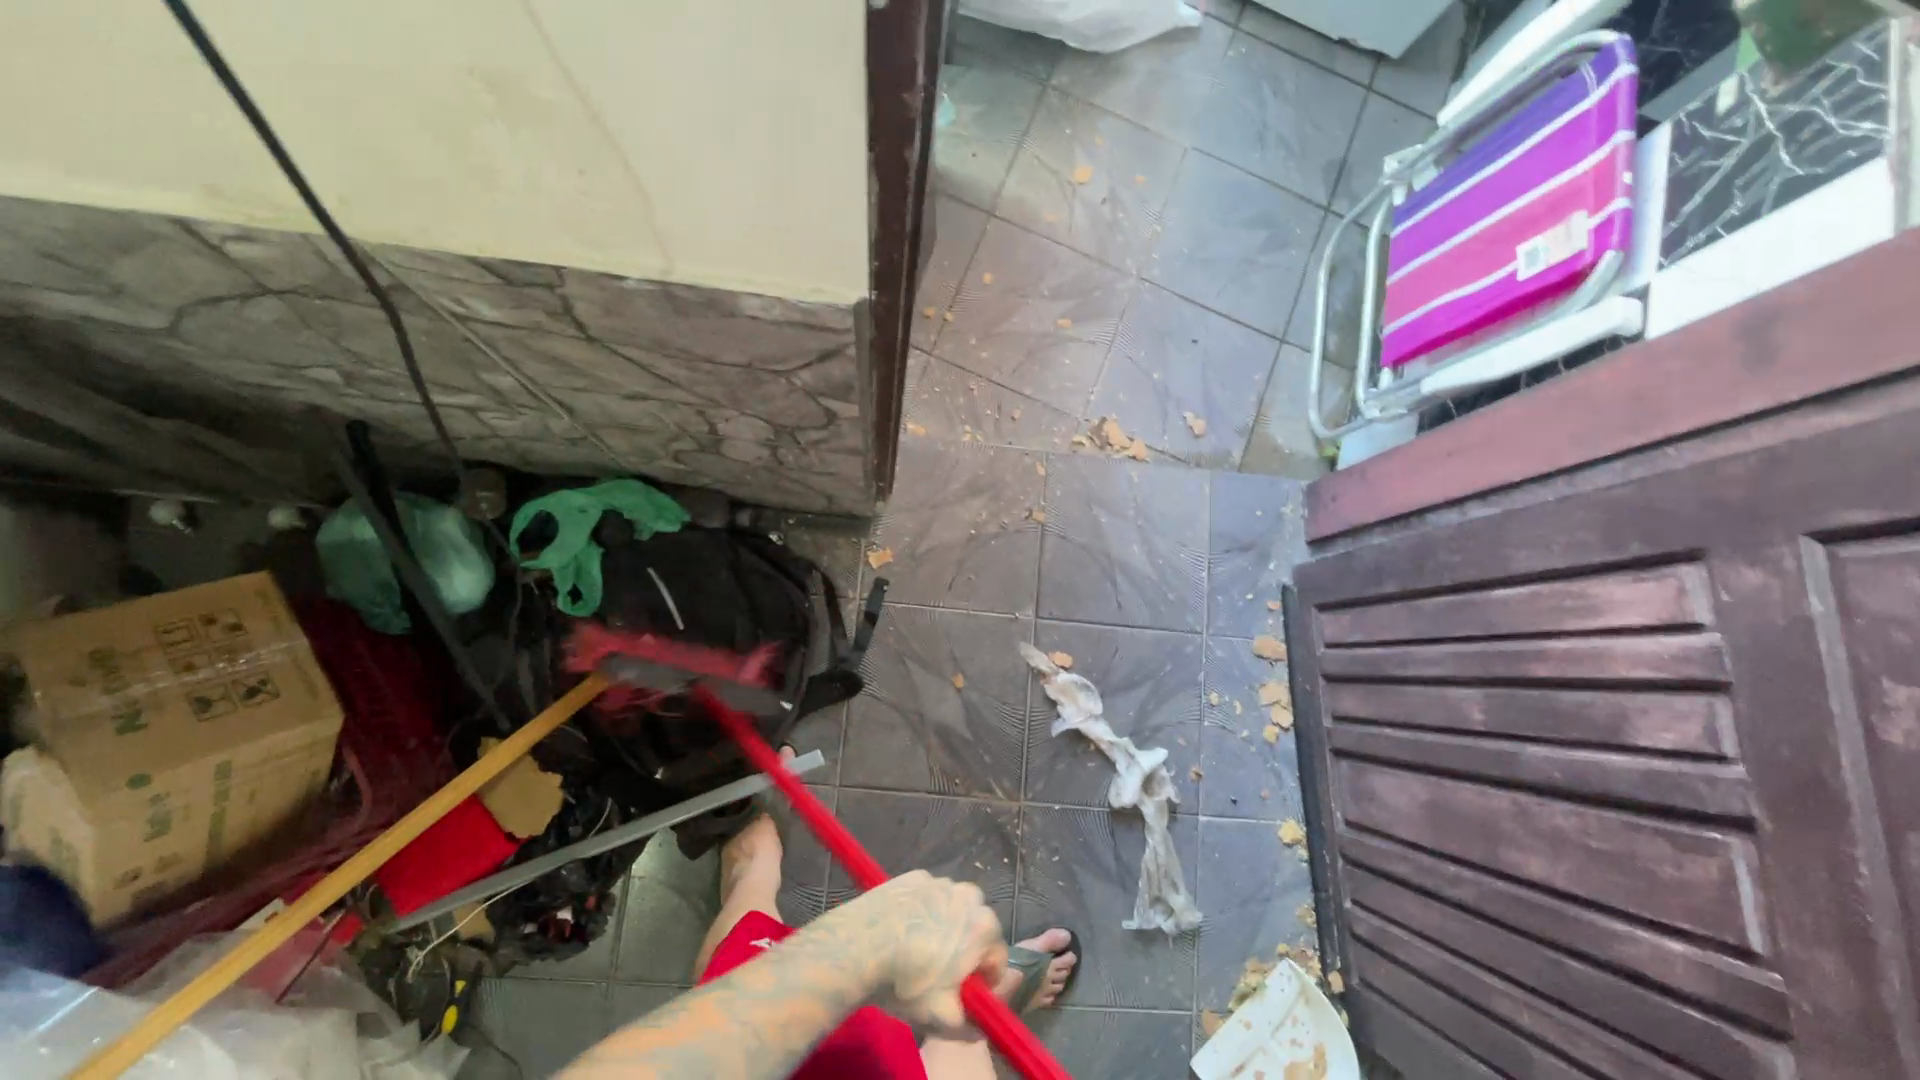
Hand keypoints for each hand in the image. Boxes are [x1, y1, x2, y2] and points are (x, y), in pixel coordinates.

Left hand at [828, 871, 1005, 1031]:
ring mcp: (940, 881)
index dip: (981, 982)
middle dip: (964, 951)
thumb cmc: (906, 981)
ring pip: (953, 911)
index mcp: (985, 927)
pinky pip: (928, 897)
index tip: (961, 994)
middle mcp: (970, 896)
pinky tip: (901, 929)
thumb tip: (980, 1024)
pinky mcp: (914, 875)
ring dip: (944, 928)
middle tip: (937, 973)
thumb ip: (972, 1025)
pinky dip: (922, 911)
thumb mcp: (942, 1018)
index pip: (997, 961)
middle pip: (977, 931)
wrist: (857, 946)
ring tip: (915, 950)